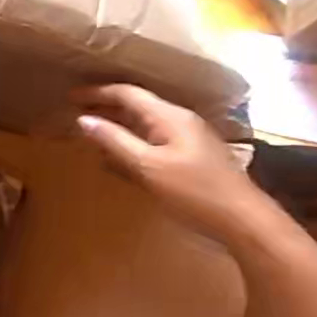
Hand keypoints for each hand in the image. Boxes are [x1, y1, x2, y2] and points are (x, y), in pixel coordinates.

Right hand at [70, 84, 278, 245]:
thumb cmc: (194, 191)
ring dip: (117, 126)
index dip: (97, 92)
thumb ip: (114, 140)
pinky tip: (118, 159)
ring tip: (91, 133)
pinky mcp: (192, 159)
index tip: (70, 97)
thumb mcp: (147, 166)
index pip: (127, 94)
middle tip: (76, 112)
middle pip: (136, 106)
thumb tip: (83, 119)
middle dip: (105, 107)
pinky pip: (153, 142)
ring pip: (144, 125)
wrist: (246, 223)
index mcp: (169, 117)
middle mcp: (179, 121)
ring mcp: (188, 140)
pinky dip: (131, 144)